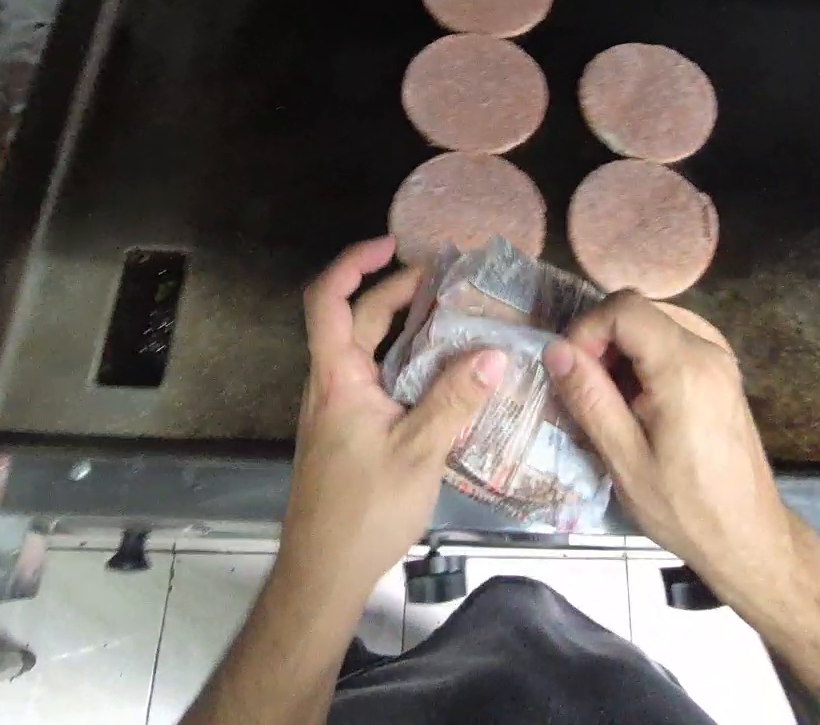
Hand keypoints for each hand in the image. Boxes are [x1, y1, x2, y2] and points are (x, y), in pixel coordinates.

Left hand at [279, 237, 504, 599]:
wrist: (323, 573)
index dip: (353, 264)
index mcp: (336, 378)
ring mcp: (338, 408)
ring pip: (366, 349)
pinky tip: (441, 373)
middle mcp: (331, 384)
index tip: (392, 246)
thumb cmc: (363, 511)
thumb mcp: (418, 452)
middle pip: (354, 319)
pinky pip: (376, 378)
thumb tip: (495, 354)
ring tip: (449, 316)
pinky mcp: (349, 429)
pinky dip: (404, 360)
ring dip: (401, 325)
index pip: (326, 300)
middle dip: (395, 291)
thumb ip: (455, 400)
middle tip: (443, 280)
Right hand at [545, 291, 818, 614]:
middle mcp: (708, 349)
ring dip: (622, 346)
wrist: (750, 539)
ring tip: (610, 396)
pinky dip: (645, 353)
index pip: (624, 308)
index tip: (573, 371)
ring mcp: (720, 358)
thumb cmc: (685, 508)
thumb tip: (555, 350)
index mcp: (685, 367)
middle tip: (587, 387)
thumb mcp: (625, 460)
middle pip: (639, 309)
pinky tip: (638, 396)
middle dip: (602, 337)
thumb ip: (590, 398)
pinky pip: (674, 338)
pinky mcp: (722, 371)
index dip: (587, 329)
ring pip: (655, 320)